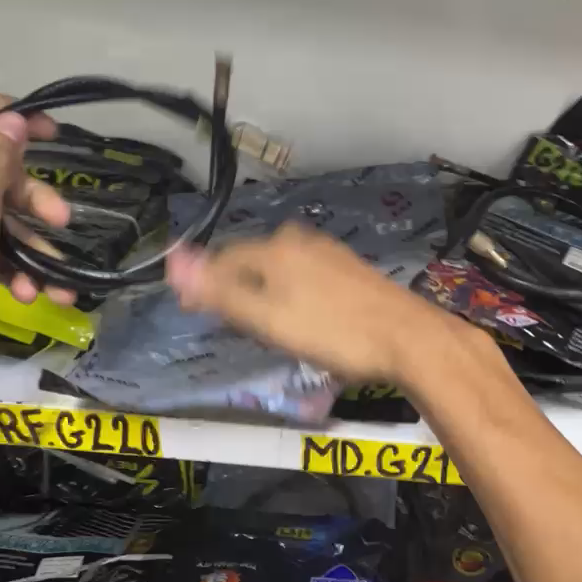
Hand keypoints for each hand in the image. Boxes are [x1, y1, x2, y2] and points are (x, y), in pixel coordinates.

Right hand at [165, 224, 475, 384]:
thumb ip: (220, 292)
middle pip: (253, 264)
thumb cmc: (334, 334)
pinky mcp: (353, 272)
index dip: (206, 286)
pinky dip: (298, 298)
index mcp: (275, 249)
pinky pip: (308, 280)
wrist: (409, 339)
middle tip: (242, 329)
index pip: (223, 260)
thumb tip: (172, 258)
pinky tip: (310, 321)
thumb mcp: (268, 319)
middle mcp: (301, 241)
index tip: (197, 314)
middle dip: (240, 292)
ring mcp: (331, 254)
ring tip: (274, 330)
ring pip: (282, 272)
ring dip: (269, 296)